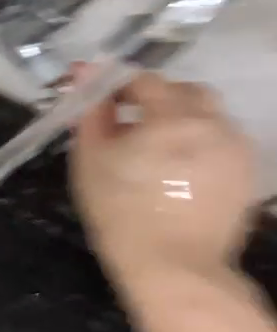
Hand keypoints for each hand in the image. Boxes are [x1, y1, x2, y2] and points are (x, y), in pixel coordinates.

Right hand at [71, 72, 258, 296]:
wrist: (172, 260)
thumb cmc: (117, 203)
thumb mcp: (90, 153)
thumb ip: (91, 109)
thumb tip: (85, 72)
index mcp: (174, 120)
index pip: (146, 81)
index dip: (116, 84)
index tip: (94, 99)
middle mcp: (217, 128)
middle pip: (190, 93)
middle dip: (156, 97)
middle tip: (124, 118)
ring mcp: (239, 152)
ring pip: (209, 117)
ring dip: (179, 119)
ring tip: (149, 145)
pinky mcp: (247, 174)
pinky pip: (221, 142)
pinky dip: (196, 141)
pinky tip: (172, 165)